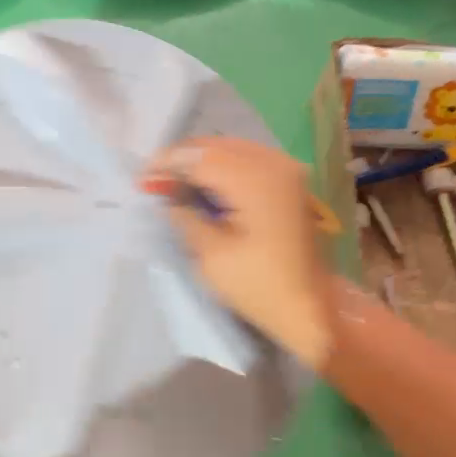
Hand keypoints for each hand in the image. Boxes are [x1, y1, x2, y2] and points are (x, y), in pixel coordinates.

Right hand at [142, 137, 335, 368]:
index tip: (142, 180)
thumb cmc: (260, 288)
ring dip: (200, 161)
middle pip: (215, 146)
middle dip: (181, 160)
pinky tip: (203, 185)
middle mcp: (274, 162)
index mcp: (256, 180)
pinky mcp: (289, 179)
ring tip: (174, 183)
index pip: (200, 157)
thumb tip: (165, 194)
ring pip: (229, 148)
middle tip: (154, 181)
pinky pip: (246, 158)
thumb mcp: (212, 256)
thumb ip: (185, 216)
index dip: (167, 165)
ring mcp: (286, 168)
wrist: (314, 310)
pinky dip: (221, 166)